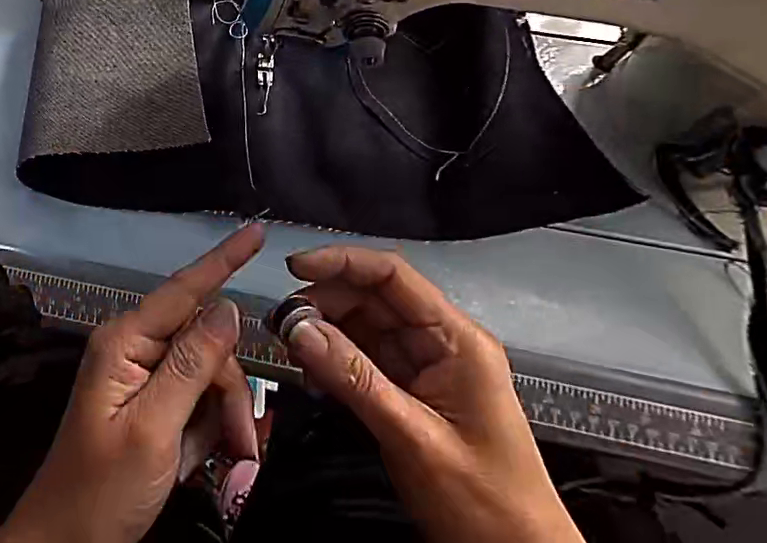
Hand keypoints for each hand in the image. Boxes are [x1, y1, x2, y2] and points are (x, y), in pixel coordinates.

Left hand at [0, 224, 263, 542]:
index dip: (225, 258)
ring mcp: (144, 373)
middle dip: (228, 391)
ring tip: (216, 461)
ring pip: (210, 373)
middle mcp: (136, 346)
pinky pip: (199, 397)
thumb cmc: (98, 493)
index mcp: (126, 341)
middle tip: (242, 444)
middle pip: (208, 343)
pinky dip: (206, 428)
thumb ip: (192, 364)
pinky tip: (191, 459)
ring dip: (221, 417)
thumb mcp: (152, 429)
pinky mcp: (153, 399)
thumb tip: (229, 307)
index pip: (186, 288)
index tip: (257, 231)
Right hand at [284, 247, 582, 542]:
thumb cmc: (485, 502)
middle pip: (376, 299)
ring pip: (367, 329)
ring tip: (288, 343)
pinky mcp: (414, 393)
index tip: (297, 267)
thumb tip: (300, 329)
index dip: (344, 262)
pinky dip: (336, 361)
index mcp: (457, 338)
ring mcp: (427, 367)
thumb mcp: (414, 438)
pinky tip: (311, 369)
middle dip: (327, 301)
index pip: (394, 277)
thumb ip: (355, 380)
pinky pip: (368, 362)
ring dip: (327, 330)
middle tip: (281, 320)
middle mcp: (441, 341)